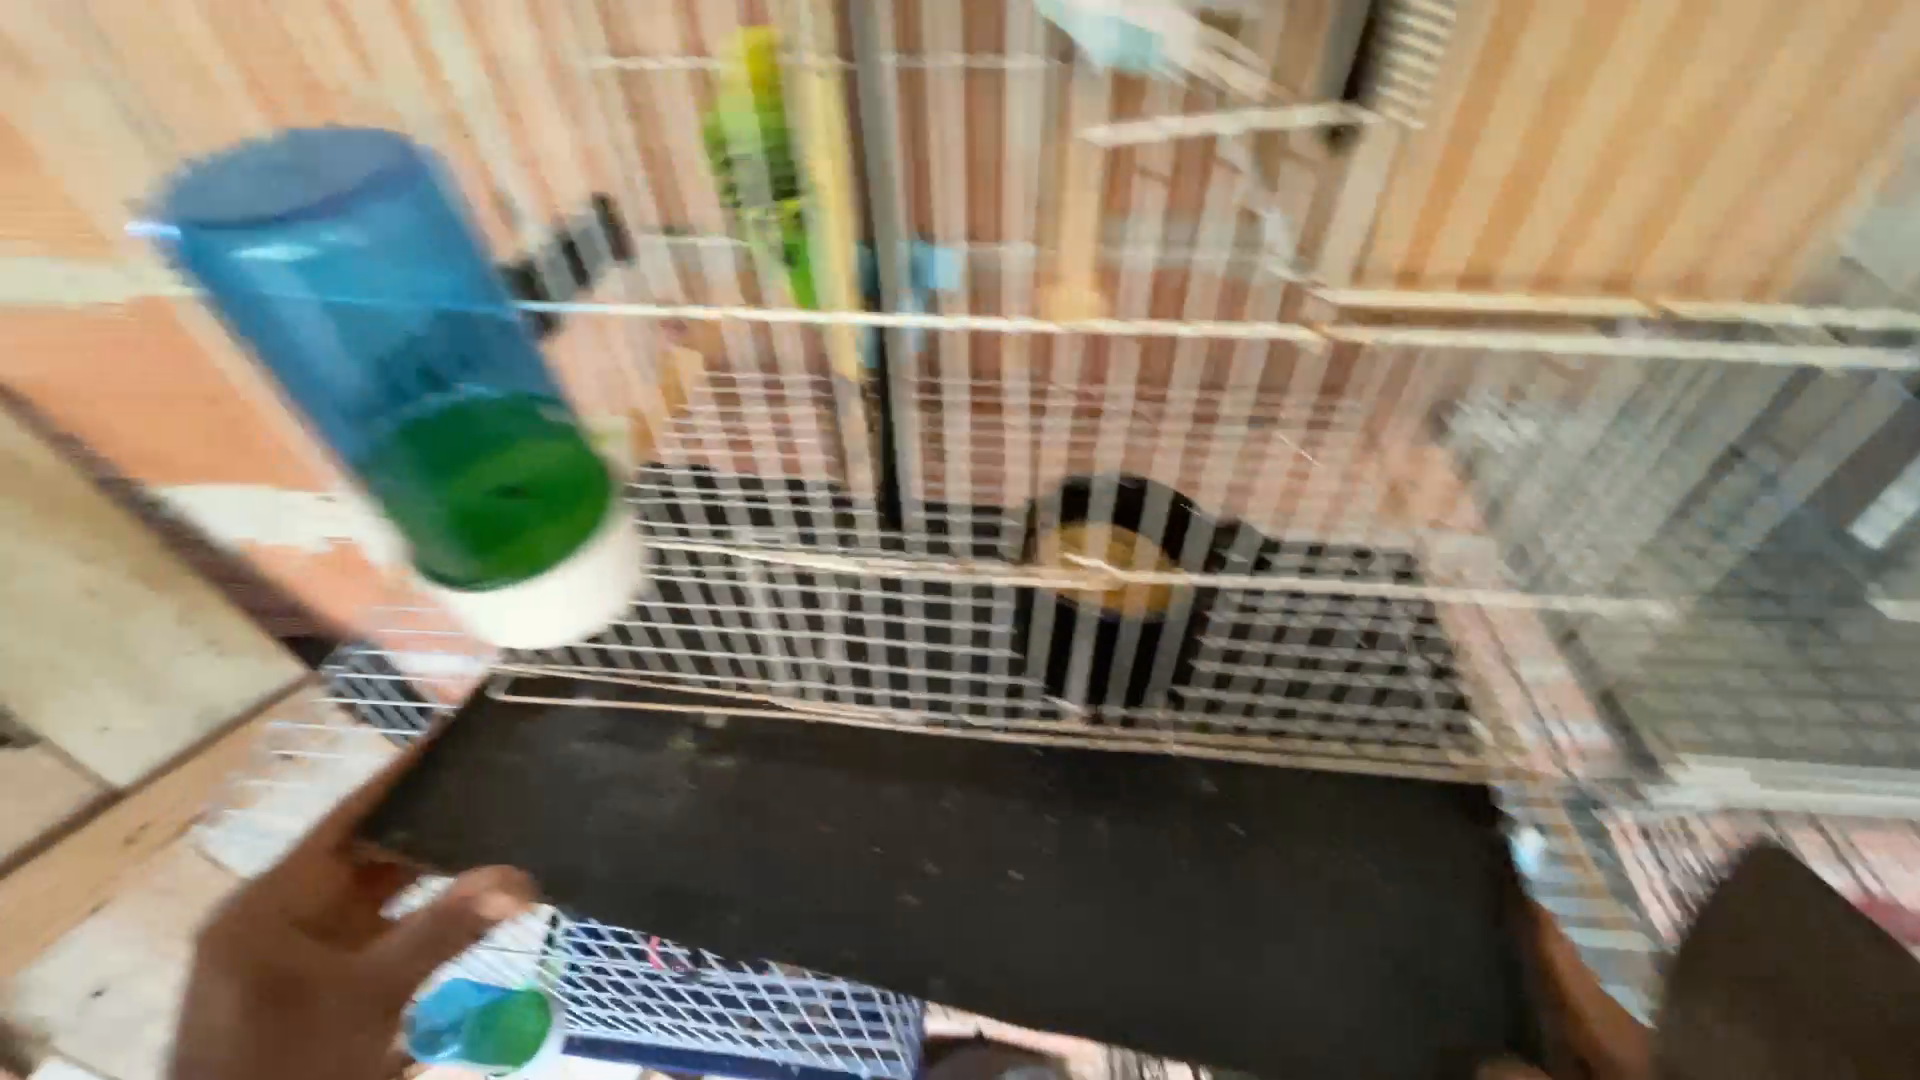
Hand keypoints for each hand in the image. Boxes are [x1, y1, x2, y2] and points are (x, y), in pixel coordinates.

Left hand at [168, 746, 536, 1079]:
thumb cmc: (287, 1064)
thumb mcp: (367, 997)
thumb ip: (444, 931)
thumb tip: (524, 877)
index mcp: (273, 902)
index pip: (351, 815)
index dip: (404, 771)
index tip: (455, 727)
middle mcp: (289, 913)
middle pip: (373, 846)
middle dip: (437, 814)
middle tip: (501, 772)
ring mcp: (310, 947)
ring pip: (387, 886)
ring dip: (442, 861)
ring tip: (504, 817)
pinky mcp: (332, 976)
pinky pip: (393, 922)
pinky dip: (435, 906)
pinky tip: (479, 887)